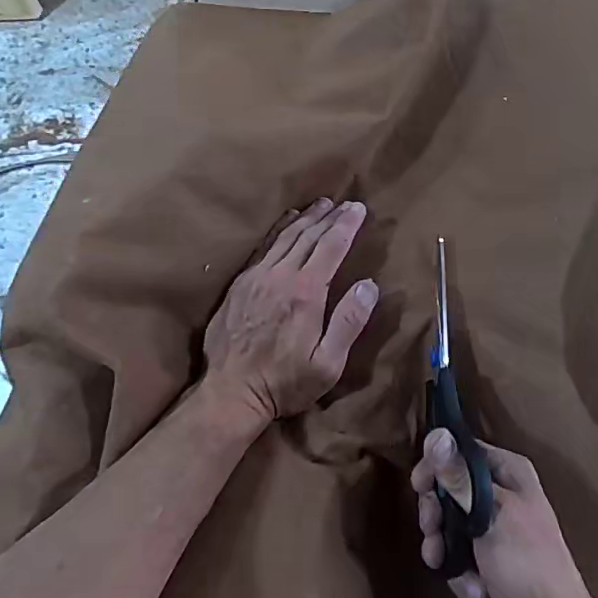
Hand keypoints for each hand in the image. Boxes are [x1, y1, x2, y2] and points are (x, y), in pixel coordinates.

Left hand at [201, 199, 377, 423]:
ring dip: (307, 218)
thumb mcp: (328, 363)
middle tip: (346, 203)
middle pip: (309, 235)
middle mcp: (280, 276)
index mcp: (306, 292)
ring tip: (322, 204)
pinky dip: (280, 230)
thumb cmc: (285, 382)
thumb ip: (349, 322)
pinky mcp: (240, 284)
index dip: (346, 225)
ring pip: (286, 237)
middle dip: (330, 216)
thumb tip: (368, 285)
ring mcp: (256, 277)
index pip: (331, 246)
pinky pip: (264, 246)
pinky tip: (288, 222)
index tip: (359, 208)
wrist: (229, 394)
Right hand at [411, 430, 597, 597]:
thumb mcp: (490, 514)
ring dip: (445, 548)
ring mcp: (495, 527)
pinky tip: (476, 588)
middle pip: (451, 489)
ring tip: (449, 566)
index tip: (418, 486)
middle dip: (437, 514)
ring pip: (451, 524)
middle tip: (432, 531)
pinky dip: (461, 571)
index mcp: (509, 471)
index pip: (463, 451)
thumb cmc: (525, 561)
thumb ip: (459, 478)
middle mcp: (501, 492)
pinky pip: (460, 554)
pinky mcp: (489, 558)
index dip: (437, 465)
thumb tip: (436, 434)